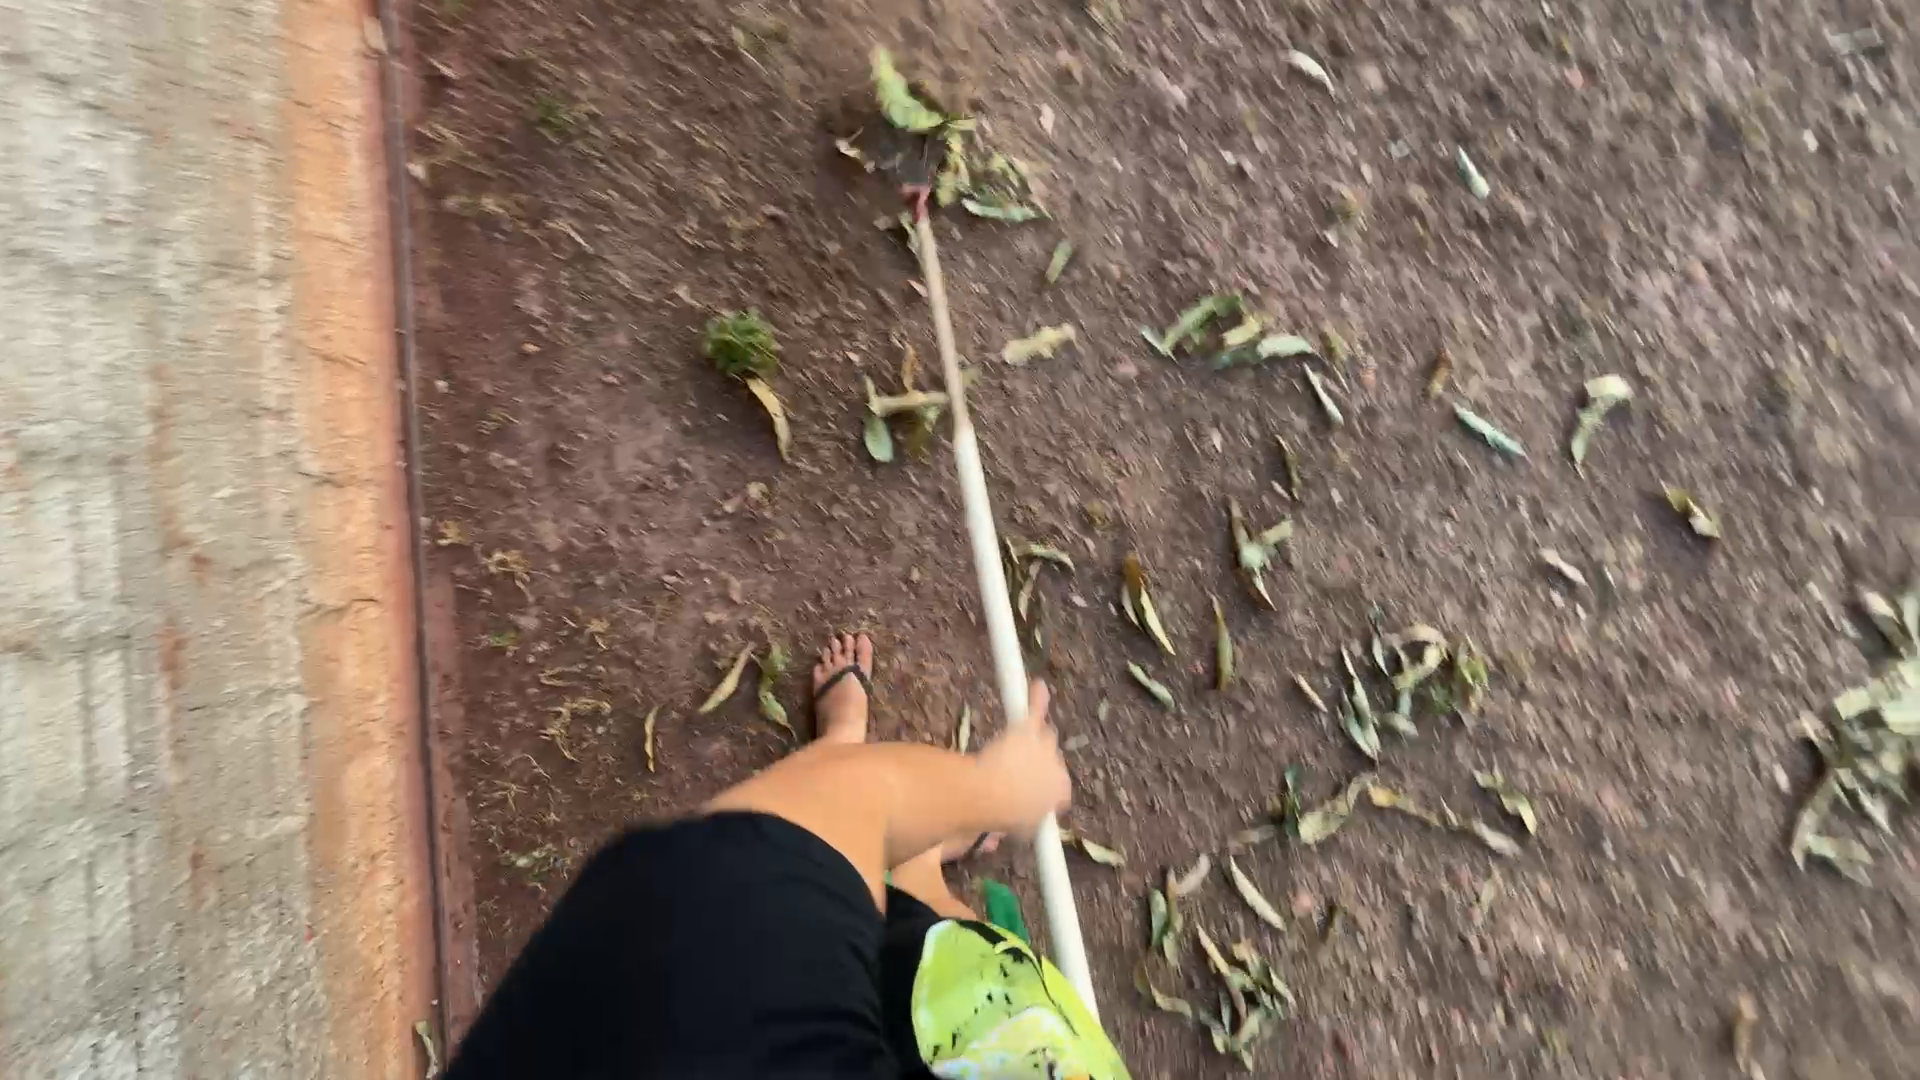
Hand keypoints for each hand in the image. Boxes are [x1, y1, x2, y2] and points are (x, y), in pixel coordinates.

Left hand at [974, 681, 1071, 834]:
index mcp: (1060, 791)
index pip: (1058, 785)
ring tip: (1019, 743)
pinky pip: (1035, 711)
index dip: (1040, 785)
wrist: (994, 793)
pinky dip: (1036, 699)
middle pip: (1050, 757)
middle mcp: (1058, 765)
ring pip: (1044, 736)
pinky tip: (1038, 686)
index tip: (1027, 788)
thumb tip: (1011, 827)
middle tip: (1015, 769)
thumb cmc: (1006, 813)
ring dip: (1034, 738)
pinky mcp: (1028, 730)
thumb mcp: (1020, 826)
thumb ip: (1025, 819)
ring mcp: (1044, 745)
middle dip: (1036, 762)